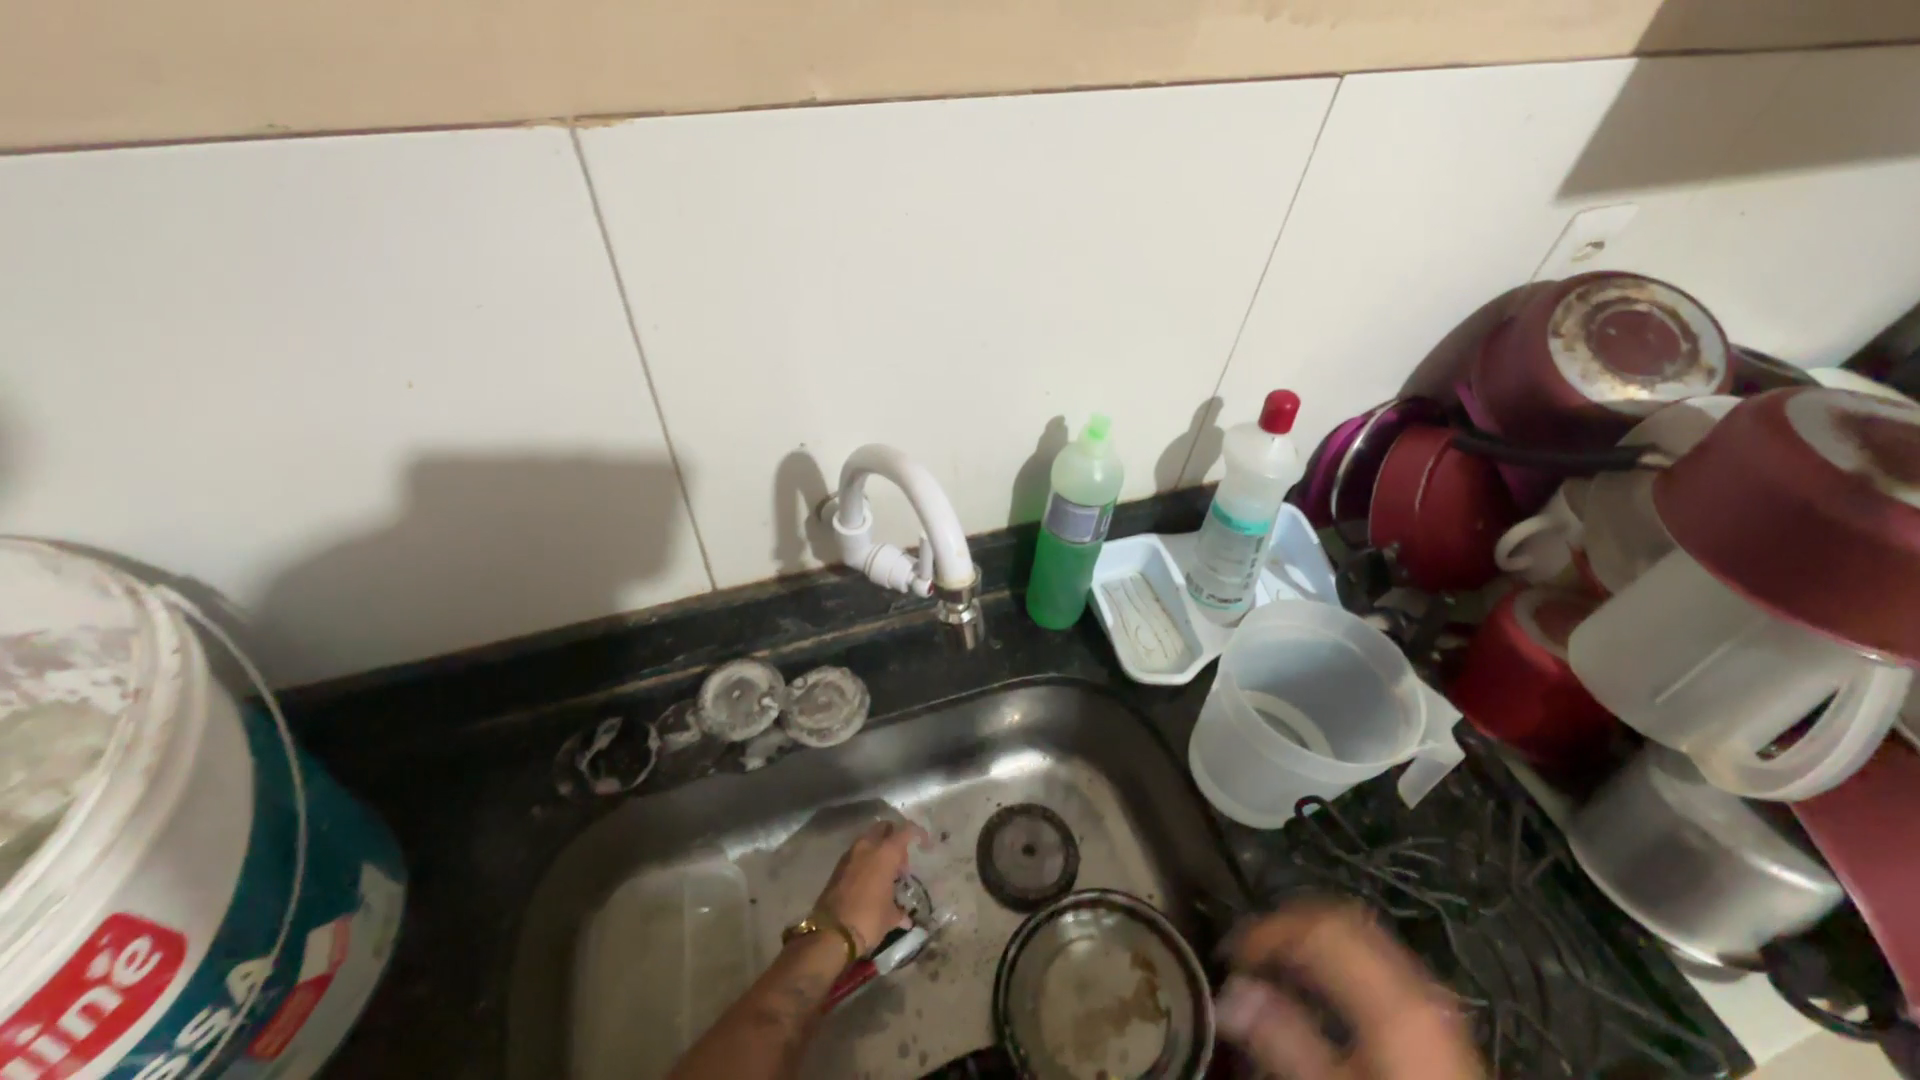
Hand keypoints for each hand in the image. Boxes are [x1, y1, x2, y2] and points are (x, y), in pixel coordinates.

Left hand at [812, 820, 928, 955]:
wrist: (831, 932)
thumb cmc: (869, 918)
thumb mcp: (890, 916)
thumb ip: (900, 911)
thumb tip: (906, 918)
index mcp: (885, 852)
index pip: (906, 830)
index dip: (918, 833)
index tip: (925, 846)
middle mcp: (866, 847)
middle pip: (884, 828)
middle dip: (895, 839)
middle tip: (901, 863)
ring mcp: (849, 855)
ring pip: (868, 840)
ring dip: (879, 851)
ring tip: (886, 876)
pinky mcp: (837, 867)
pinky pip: (856, 855)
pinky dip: (866, 861)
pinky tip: (871, 883)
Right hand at [1216, 903, 1481, 1079]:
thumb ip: (1284, 1041)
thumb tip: (1232, 994)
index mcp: (1391, 996)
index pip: (1319, 927)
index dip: (1269, 930)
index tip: (1234, 953)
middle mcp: (1414, 980)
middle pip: (1342, 919)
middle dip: (1288, 925)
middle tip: (1250, 949)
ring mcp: (1429, 994)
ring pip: (1360, 933)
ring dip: (1312, 936)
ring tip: (1275, 961)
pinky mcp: (1432, 1012)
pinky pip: (1376, 956)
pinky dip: (1338, 953)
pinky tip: (1317, 983)